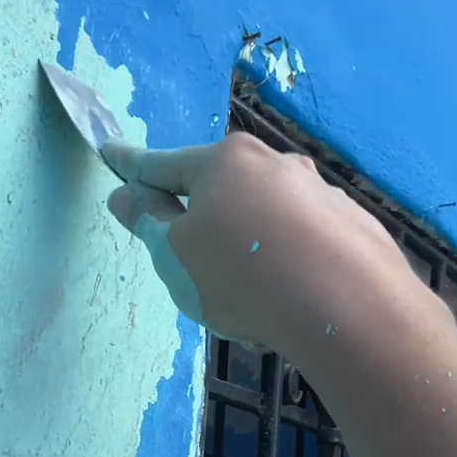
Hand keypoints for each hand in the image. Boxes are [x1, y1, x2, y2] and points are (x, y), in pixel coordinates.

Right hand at [102, 132, 433, 365]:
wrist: (342, 304)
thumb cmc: (237, 275)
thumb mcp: (172, 256)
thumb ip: (147, 222)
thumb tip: (124, 195)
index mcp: (223, 163)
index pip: (161, 164)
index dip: (131, 165)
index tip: (110, 153)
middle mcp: (272, 163)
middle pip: (218, 185)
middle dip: (196, 208)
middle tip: (181, 250)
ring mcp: (315, 191)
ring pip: (260, 210)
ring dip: (242, 236)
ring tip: (239, 285)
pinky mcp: (347, 223)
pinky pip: (296, 236)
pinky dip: (280, 255)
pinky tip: (280, 289)